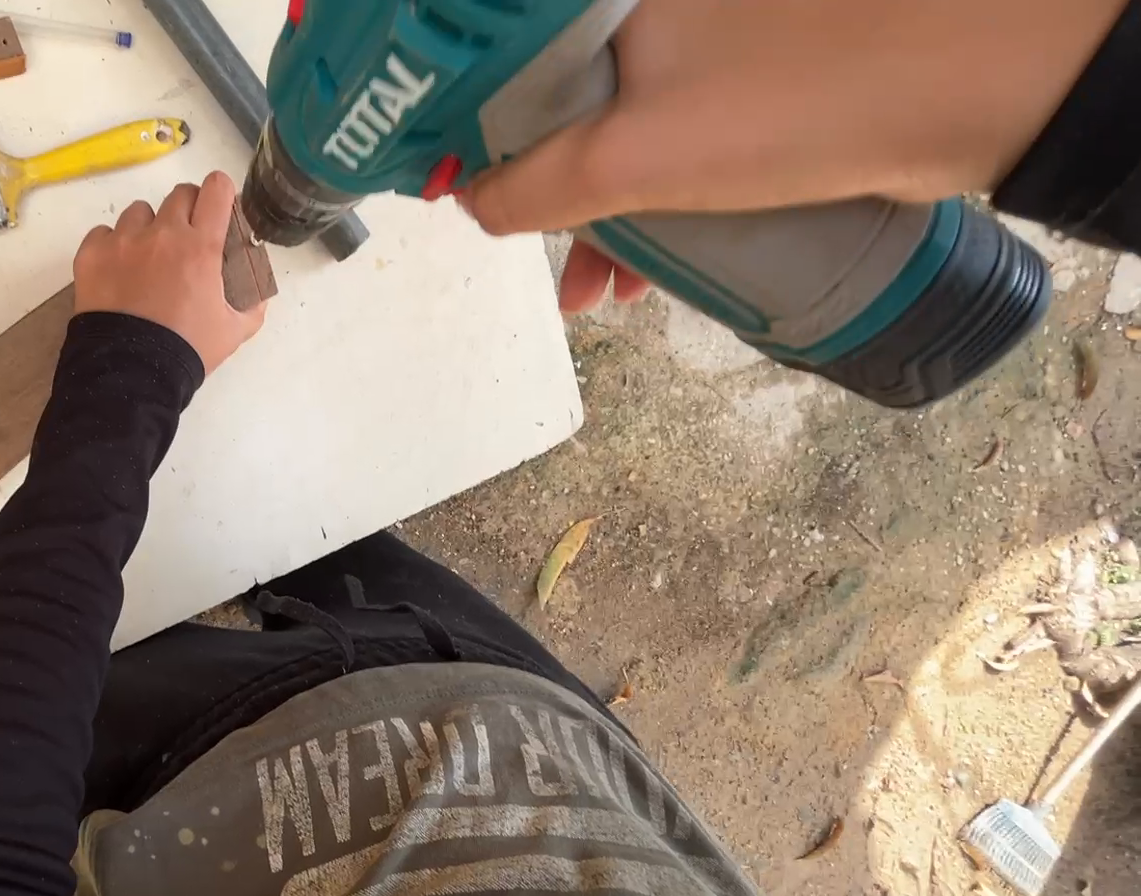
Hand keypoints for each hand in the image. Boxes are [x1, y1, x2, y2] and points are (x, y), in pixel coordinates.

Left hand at [74, 171, 266, 375]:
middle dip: (187, 212)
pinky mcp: (91, 255)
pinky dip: (111, 247)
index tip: (218, 212)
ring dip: (147, 229)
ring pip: (139, 213)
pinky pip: (103, 234)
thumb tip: (258, 295)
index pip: (217, 189)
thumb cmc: (186, 350)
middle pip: (179, 195)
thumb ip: (252, 308)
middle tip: (185, 243)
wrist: (132, 373)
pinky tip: (116, 273)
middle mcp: (162, 234)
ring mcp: (123, 241)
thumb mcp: (232, 333)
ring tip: (145, 262)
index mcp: (200, 246)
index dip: (220, 195)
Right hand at [459, 0, 1124, 300]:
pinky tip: (653, 263)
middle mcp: (655, 12)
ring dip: (603, 222)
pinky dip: (653, 202)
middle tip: (553, 269)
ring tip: (602, 294)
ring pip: (619, 136)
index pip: (511, 73)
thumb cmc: (795, 107)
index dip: (480, 142)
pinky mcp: (754, 70)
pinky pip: (671, 141)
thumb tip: (468, 204)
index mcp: (615, 6)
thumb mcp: (632, 159)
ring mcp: (710, 37)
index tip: (473, 200)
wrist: (999, 84)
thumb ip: (530, 188)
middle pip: (563, 115)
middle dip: (552, 207)